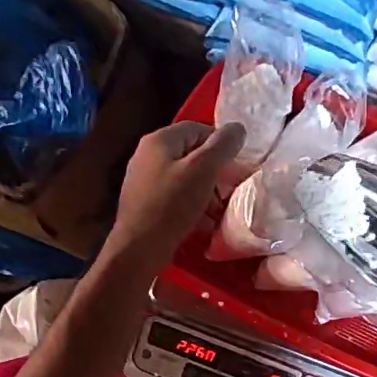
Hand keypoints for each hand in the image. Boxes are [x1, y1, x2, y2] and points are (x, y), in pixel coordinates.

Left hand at [104, 121, 245, 274]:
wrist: (139, 248)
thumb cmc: (171, 205)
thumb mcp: (203, 171)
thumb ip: (222, 146)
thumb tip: (237, 128)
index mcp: (158, 140)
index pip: (197, 129)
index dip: (220, 144)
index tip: (234, 166)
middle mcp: (146, 155)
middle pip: (190, 154)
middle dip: (213, 172)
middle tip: (227, 191)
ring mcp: (142, 179)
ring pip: (183, 177)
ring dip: (204, 191)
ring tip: (217, 211)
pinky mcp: (143, 202)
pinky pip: (173, 195)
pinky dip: (190, 204)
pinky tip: (201, 222)